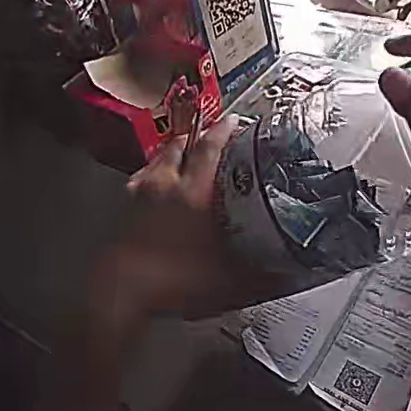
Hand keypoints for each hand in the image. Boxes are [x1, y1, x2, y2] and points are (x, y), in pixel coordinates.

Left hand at [89, 118, 257, 325]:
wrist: (125, 290)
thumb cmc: (174, 280)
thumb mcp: (226, 279)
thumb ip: (259, 276)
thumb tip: (286, 277)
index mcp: (193, 193)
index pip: (209, 148)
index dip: (223, 131)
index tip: (234, 120)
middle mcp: (165, 185)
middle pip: (180, 145)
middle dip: (197, 135)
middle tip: (212, 136)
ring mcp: (141, 193)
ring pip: (159, 158)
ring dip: (174, 151)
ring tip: (187, 153)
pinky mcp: (126, 207)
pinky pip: (143, 177)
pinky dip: (155, 171)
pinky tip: (159, 181)